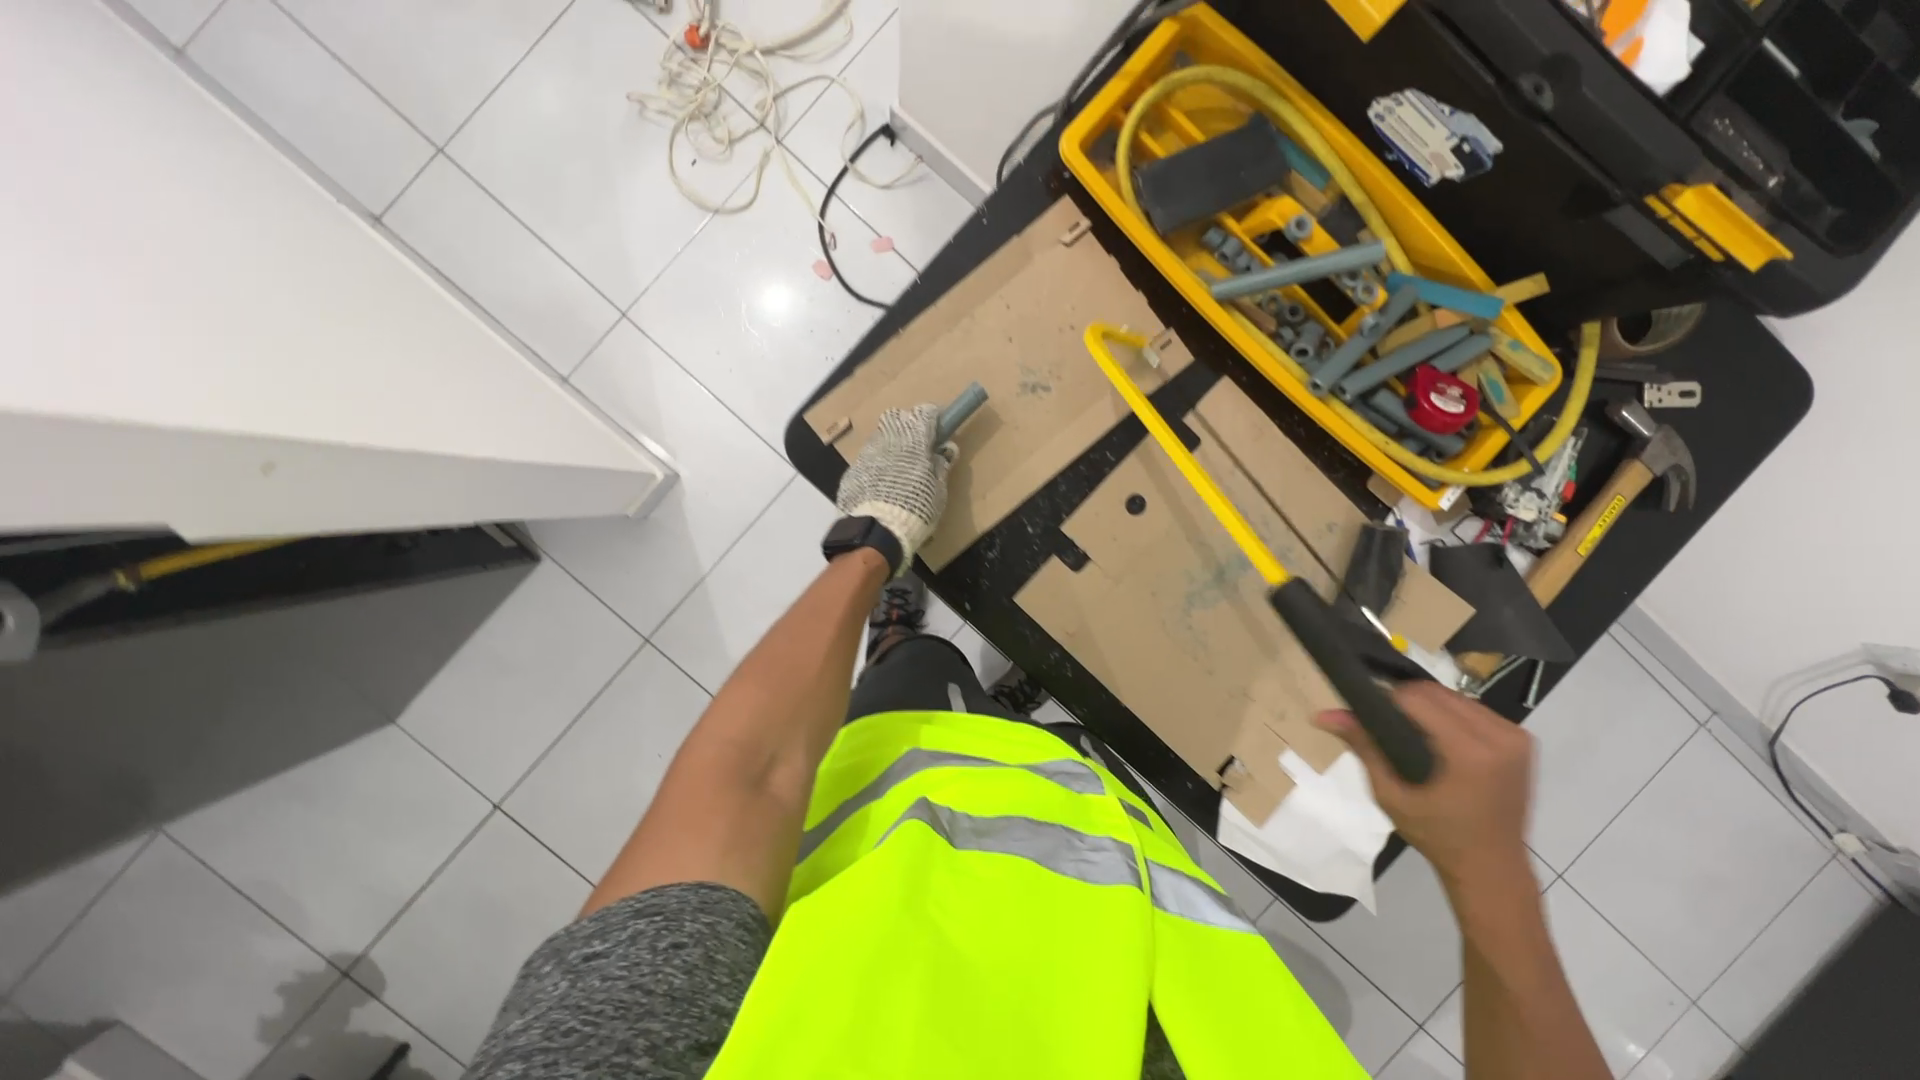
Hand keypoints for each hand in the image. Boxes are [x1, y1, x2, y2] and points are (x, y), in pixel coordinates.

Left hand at [835, 404, 952, 572]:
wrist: (875, 533)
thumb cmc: (915, 509)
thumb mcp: (937, 491)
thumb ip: (941, 466)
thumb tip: (947, 449)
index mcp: (912, 441)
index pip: (924, 413)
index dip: (932, 419)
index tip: (939, 429)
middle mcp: (886, 440)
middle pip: (895, 419)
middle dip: (906, 426)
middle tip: (916, 447)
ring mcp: (866, 455)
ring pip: (879, 439)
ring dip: (890, 447)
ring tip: (898, 470)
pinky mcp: (852, 472)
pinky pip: (867, 461)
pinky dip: (876, 467)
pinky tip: (881, 486)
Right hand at [1314, 682, 1534, 889]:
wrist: (1492, 867)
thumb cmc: (1438, 837)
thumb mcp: (1392, 795)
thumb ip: (1364, 748)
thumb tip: (1323, 714)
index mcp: (1470, 753)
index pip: (1419, 698)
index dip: (1387, 699)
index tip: (1368, 713)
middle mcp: (1500, 737)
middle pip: (1438, 693)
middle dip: (1406, 702)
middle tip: (1385, 724)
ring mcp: (1517, 737)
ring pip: (1457, 697)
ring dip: (1430, 706)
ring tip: (1410, 730)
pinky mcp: (1523, 741)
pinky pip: (1477, 710)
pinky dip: (1452, 715)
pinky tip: (1439, 736)